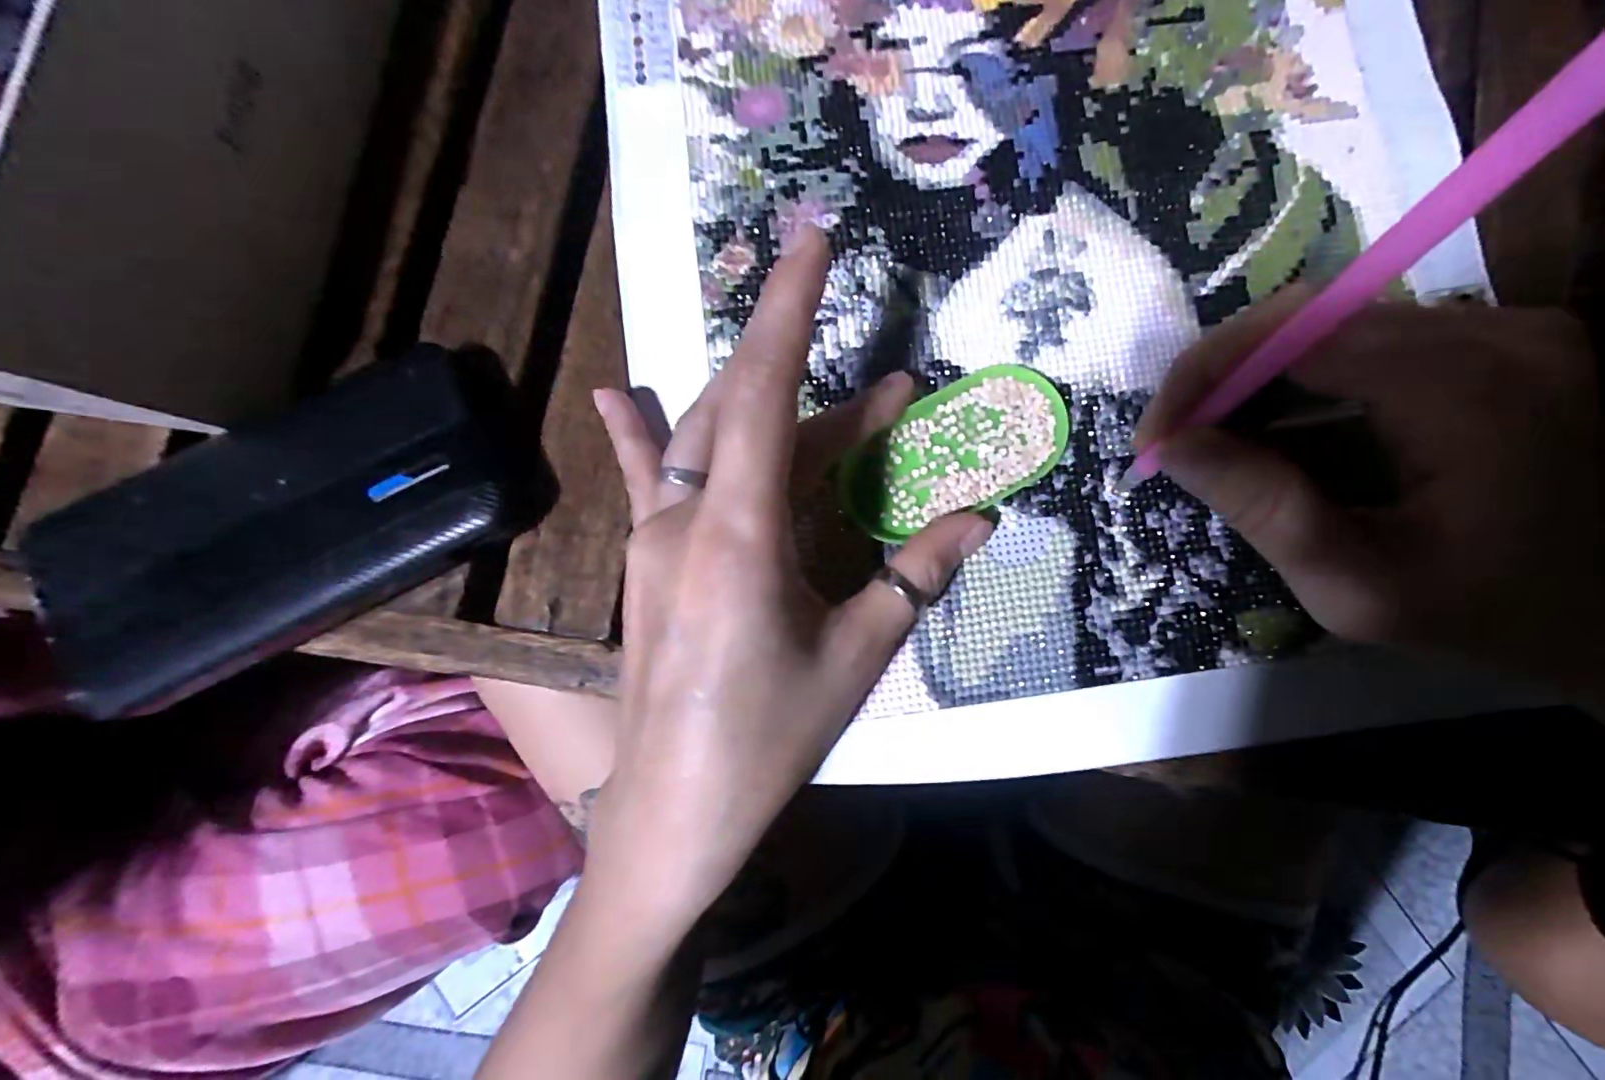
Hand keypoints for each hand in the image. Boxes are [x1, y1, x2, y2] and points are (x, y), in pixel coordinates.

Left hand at [584, 227, 991, 921]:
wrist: (673, 815)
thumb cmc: (771, 739)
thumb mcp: (857, 655)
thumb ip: (916, 576)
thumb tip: (983, 515)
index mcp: (737, 535)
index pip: (767, 392)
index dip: (791, 308)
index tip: (812, 239)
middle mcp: (685, 520)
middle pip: (749, 413)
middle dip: (822, 385)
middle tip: (900, 394)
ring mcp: (656, 541)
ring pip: (711, 443)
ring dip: (776, 414)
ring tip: (856, 415)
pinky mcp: (647, 566)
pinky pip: (652, 483)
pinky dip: (646, 435)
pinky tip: (620, 393)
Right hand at [1136, 290, 1604, 687]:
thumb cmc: (1490, 619)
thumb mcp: (1357, 589)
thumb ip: (1264, 509)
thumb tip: (1169, 446)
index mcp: (1466, 389)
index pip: (1299, 333)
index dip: (1208, 371)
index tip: (1155, 436)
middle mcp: (1492, 330)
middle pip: (1313, 317)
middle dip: (1222, 375)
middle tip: (1173, 441)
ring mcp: (1503, 327)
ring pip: (1334, 326)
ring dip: (1258, 378)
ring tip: (1213, 441)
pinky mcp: (1498, 341)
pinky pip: (1370, 343)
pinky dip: (1305, 382)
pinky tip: (1278, 430)